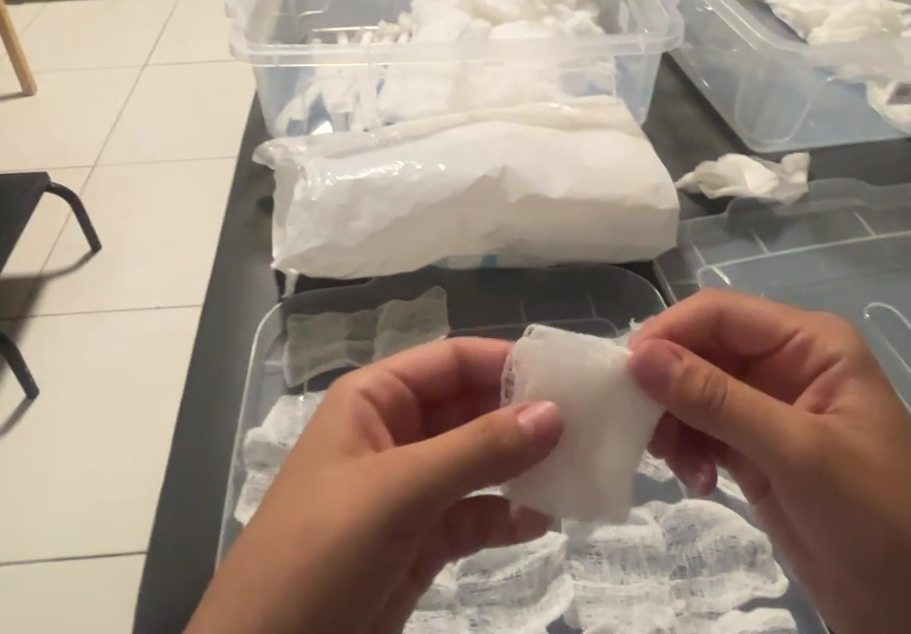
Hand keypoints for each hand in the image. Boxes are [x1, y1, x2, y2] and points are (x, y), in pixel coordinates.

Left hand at [186, 337, 563, 633]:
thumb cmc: (322, 549)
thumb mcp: (398, 491)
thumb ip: (478, 450)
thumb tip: (554, 412)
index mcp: (374, 399)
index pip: (450, 361)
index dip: (505, 362)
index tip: (568, 376)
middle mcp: (394, 434)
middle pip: (469, 407)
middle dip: (522, 415)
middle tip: (588, 425)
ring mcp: (408, 489)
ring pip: (477, 461)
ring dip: (522, 465)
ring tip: (578, 469)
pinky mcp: (419, 541)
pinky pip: (474, 515)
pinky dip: (507, 515)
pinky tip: (543, 520)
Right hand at [627, 290, 910, 633]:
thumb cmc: (888, 522)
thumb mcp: (800, 455)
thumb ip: (717, 400)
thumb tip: (637, 355)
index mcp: (810, 343)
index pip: (719, 314)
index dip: (668, 334)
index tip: (623, 375)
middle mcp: (787, 365)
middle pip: (700, 350)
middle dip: (666, 385)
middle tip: (639, 429)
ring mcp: (772, 412)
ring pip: (694, 391)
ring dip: (673, 422)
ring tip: (674, 466)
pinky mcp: (761, 455)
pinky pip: (704, 431)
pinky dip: (687, 450)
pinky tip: (695, 483)